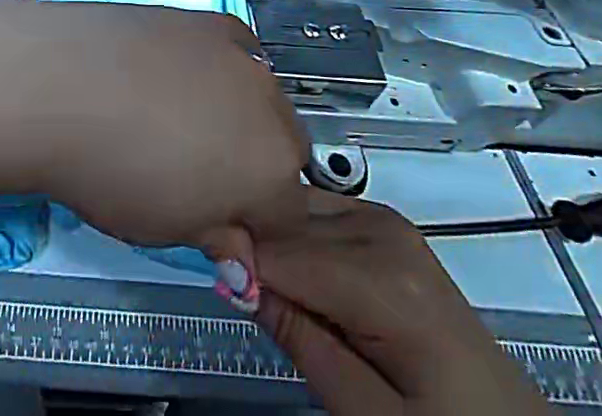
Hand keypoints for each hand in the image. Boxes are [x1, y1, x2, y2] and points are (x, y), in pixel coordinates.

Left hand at [0, 0, 308, 248]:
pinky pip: (233, 53)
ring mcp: (241, 56)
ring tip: (175, 118)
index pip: (290, 211)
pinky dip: (216, 69)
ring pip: (259, 96)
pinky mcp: (212, 21)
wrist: (61, 85)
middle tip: (197, 173)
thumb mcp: (163, 229)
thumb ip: (215, 238)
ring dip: (236, 114)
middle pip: (283, 147)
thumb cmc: (110, 171)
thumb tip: (237, 253)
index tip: (220, 225)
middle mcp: (270, 106)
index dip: (254, 225)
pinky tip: (174, 74)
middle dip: (253, 167)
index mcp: (270, 170)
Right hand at [251, 190, 554, 414]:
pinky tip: (295, 271)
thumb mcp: (367, 412)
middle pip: (286, 218)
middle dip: (253, 247)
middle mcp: (384, 229)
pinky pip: (318, 210)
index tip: (215, 281)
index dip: (237, 261)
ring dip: (272, 240)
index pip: (279, 248)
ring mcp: (386, 220)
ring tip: (267, 287)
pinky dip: (295, 235)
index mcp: (383, 277)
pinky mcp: (385, 223)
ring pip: (297, 207)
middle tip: (236, 288)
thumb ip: (301, 338)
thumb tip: (237, 276)